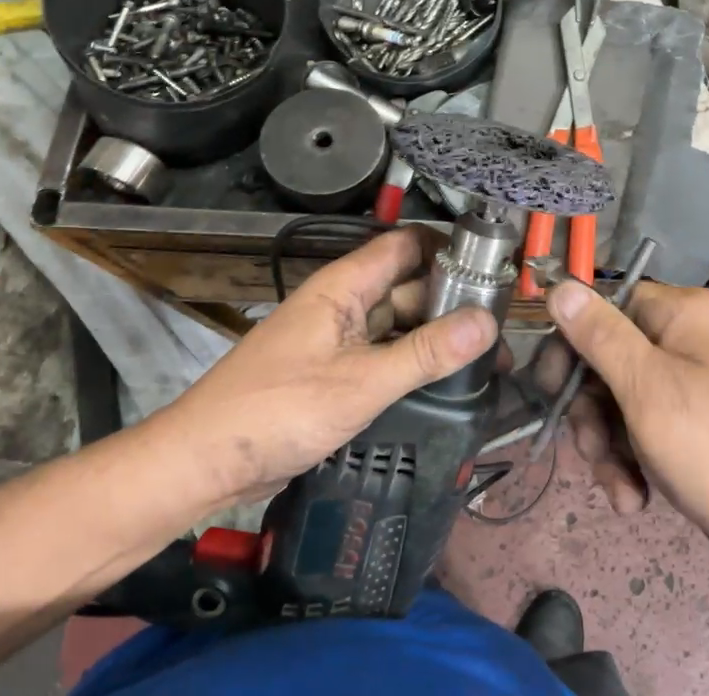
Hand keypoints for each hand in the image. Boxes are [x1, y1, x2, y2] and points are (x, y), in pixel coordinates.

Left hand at [161, 228, 497, 509]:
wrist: (204, 462)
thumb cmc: (277, 411)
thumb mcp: (361, 383)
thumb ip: (426, 353)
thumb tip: (489, 322)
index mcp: (345, 287)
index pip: (408, 245)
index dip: (452, 250)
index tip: (499, 270)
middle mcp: (344, 305)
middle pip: (410, 286)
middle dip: (455, 301)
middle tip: (504, 328)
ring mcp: (339, 340)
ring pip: (400, 325)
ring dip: (438, 337)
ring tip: (489, 358)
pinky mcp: (334, 373)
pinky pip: (385, 356)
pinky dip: (415, 364)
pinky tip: (448, 382)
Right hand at [537, 281, 708, 563]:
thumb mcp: (648, 390)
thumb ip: (599, 336)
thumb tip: (560, 283)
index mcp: (686, 313)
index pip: (609, 304)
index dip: (574, 344)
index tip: (550, 387)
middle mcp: (695, 339)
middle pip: (613, 358)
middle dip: (593, 412)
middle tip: (590, 450)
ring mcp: (701, 384)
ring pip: (626, 401)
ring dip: (611, 447)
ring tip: (622, 490)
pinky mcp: (703, 425)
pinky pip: (652, 429)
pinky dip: (636, 461)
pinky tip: (635, 498)